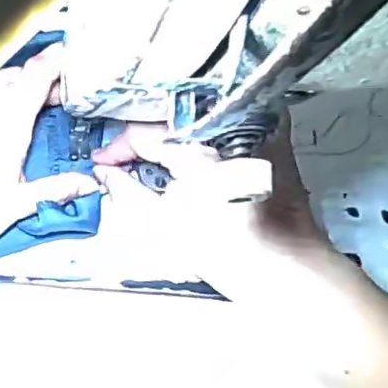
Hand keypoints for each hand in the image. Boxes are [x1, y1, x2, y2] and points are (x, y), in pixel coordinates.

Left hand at [0, 48, 98, 262]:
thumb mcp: (16, 205)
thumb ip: (53, 189)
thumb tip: (88, 183)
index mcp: (8, 122)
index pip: (36, 75)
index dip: (55, 63)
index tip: (68, 61)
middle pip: (12, 76)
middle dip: (31, 79)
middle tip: (47, 97)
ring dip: (4, 90)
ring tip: (15, 109)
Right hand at [90, 117, 335, 298]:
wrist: (285, 268)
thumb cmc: (226, 249)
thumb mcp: (162, 221)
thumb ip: (126, 190)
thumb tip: (106, 174)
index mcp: (204, 142)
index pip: (146, 132)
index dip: (116, 148)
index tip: (101, 163)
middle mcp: (235, 124)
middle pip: (171, 119)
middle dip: (140, 142)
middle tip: (118, 163)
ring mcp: (258, 129)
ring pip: (195, 120)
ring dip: (166, 140)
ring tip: (145, 165)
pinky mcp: (273, 140)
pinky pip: (221, 128)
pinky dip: (194, 142)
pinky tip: (180, 165)